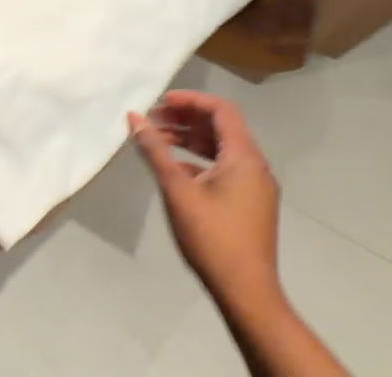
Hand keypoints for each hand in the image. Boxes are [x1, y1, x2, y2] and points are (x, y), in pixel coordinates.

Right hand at [128, 91, 281, 304]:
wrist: (246, 291)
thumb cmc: (212, 236)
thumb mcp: (177, 189)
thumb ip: (155, 150)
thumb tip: (135, 117)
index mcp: (244, 157)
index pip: (221, 110)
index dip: (191, 100)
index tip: (160, 102)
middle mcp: (255, 167)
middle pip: (222, 127)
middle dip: (186, 118)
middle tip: (153, 120)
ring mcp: (256, 187)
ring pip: (222, 148)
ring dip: (191, 139)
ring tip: (158, 140)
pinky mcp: (251, 203)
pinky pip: (225, 168)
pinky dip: (199, 159)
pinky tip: (174, 169)